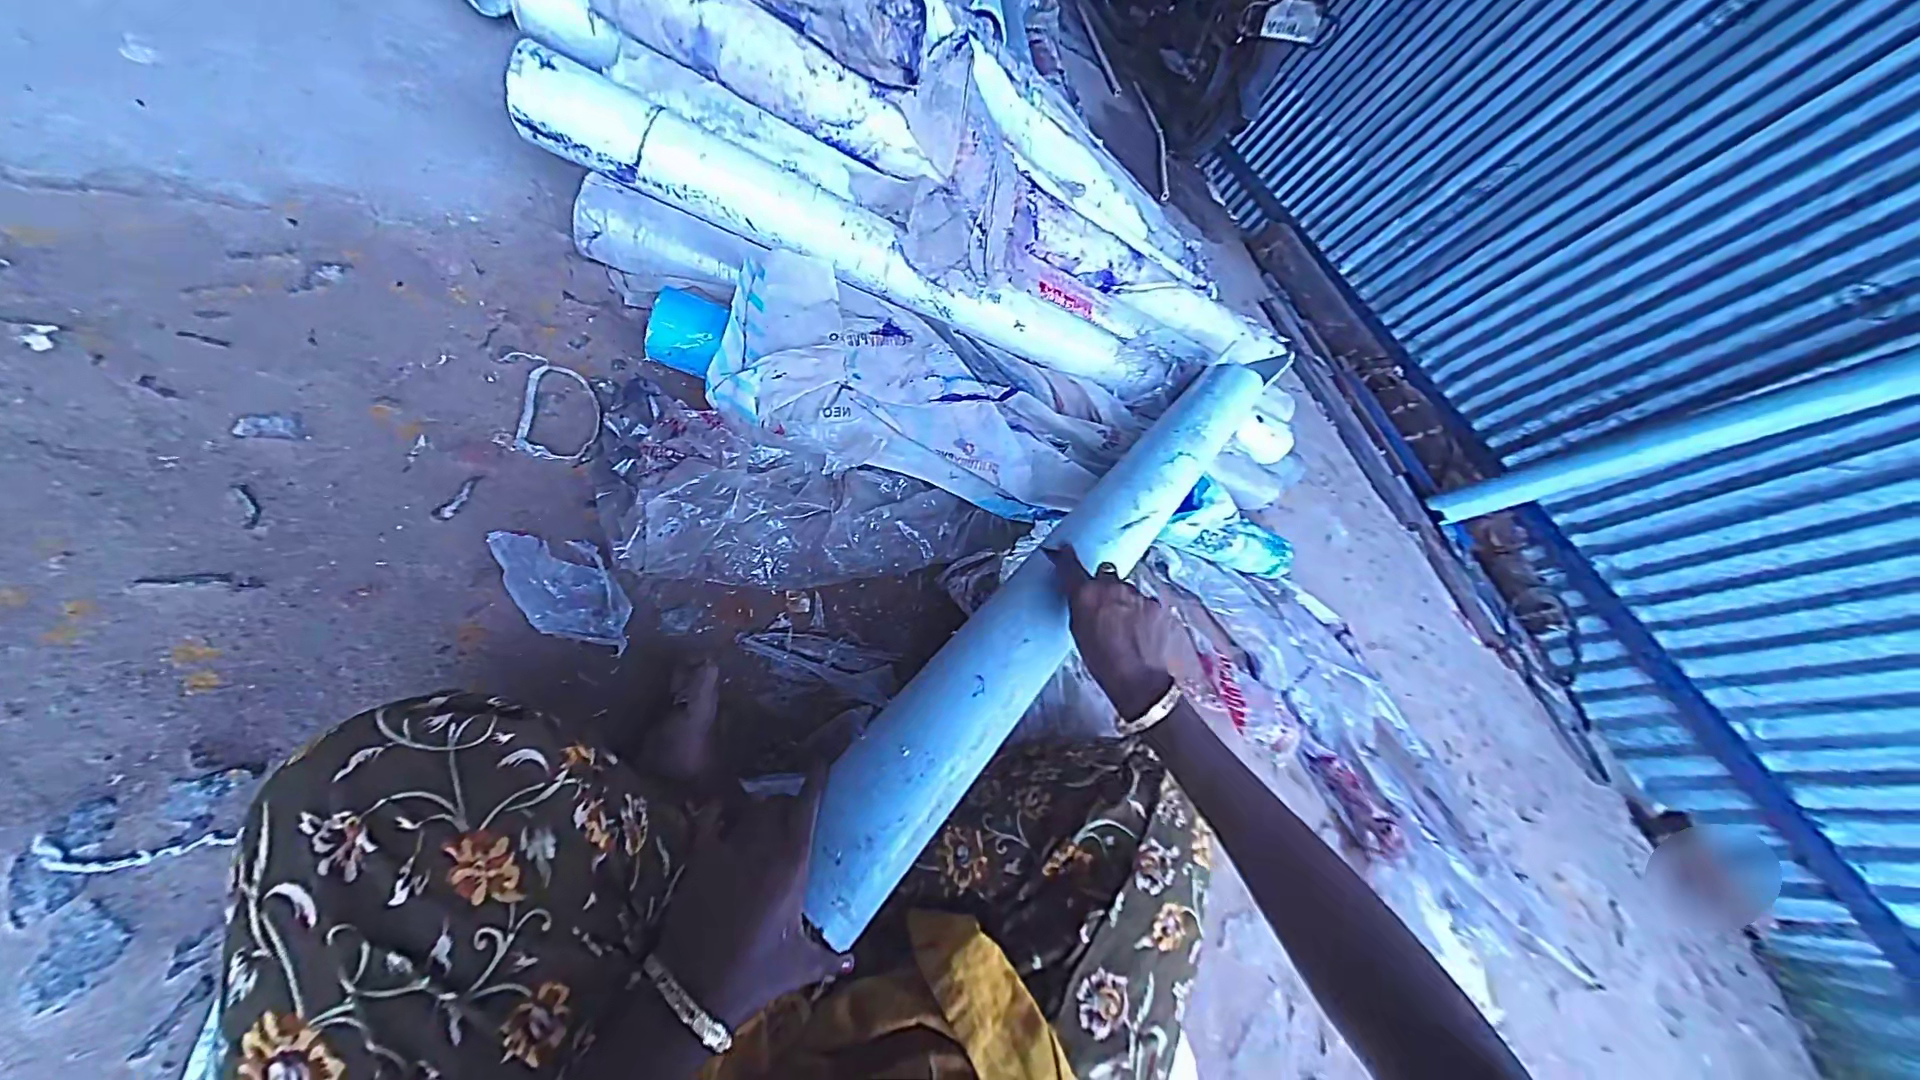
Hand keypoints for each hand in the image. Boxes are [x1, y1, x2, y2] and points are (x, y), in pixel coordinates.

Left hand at [650, 770, 852, 1028]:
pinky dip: (721, 810)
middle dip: (788, 800)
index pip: (806, 807)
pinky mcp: (699, 859)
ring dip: (760, 808)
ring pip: (749, 809)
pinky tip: (725, 812)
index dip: (815, 780)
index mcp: (792, 863)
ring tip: (765, 817)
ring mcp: (727, 850)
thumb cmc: (754, 975)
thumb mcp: (799, 966)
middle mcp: (762, 847)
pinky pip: (711, 818)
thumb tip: (851, 961)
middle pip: (778, 803)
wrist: (693, 992)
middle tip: (795, 809)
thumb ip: (829, 958)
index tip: (821, 764)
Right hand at [1047, 545, 1181, 718]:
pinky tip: (1139, 629)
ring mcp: (1136, 594)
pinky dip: (1139, 610)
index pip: (1071, 565)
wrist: (1138, 679)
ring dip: (1123, 599)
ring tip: (1123, 624)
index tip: (1063, 550)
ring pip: (1126, 588)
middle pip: (1104, 573)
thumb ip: (1079, 604)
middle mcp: (1112, 586)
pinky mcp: (1155, 603)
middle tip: (1102, 605)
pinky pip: (1143, 600)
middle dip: (1103, 584)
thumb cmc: (1101, 660)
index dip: (1065, 556)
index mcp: (1086, 593)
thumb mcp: (1078, 631)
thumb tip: (1080, 592)